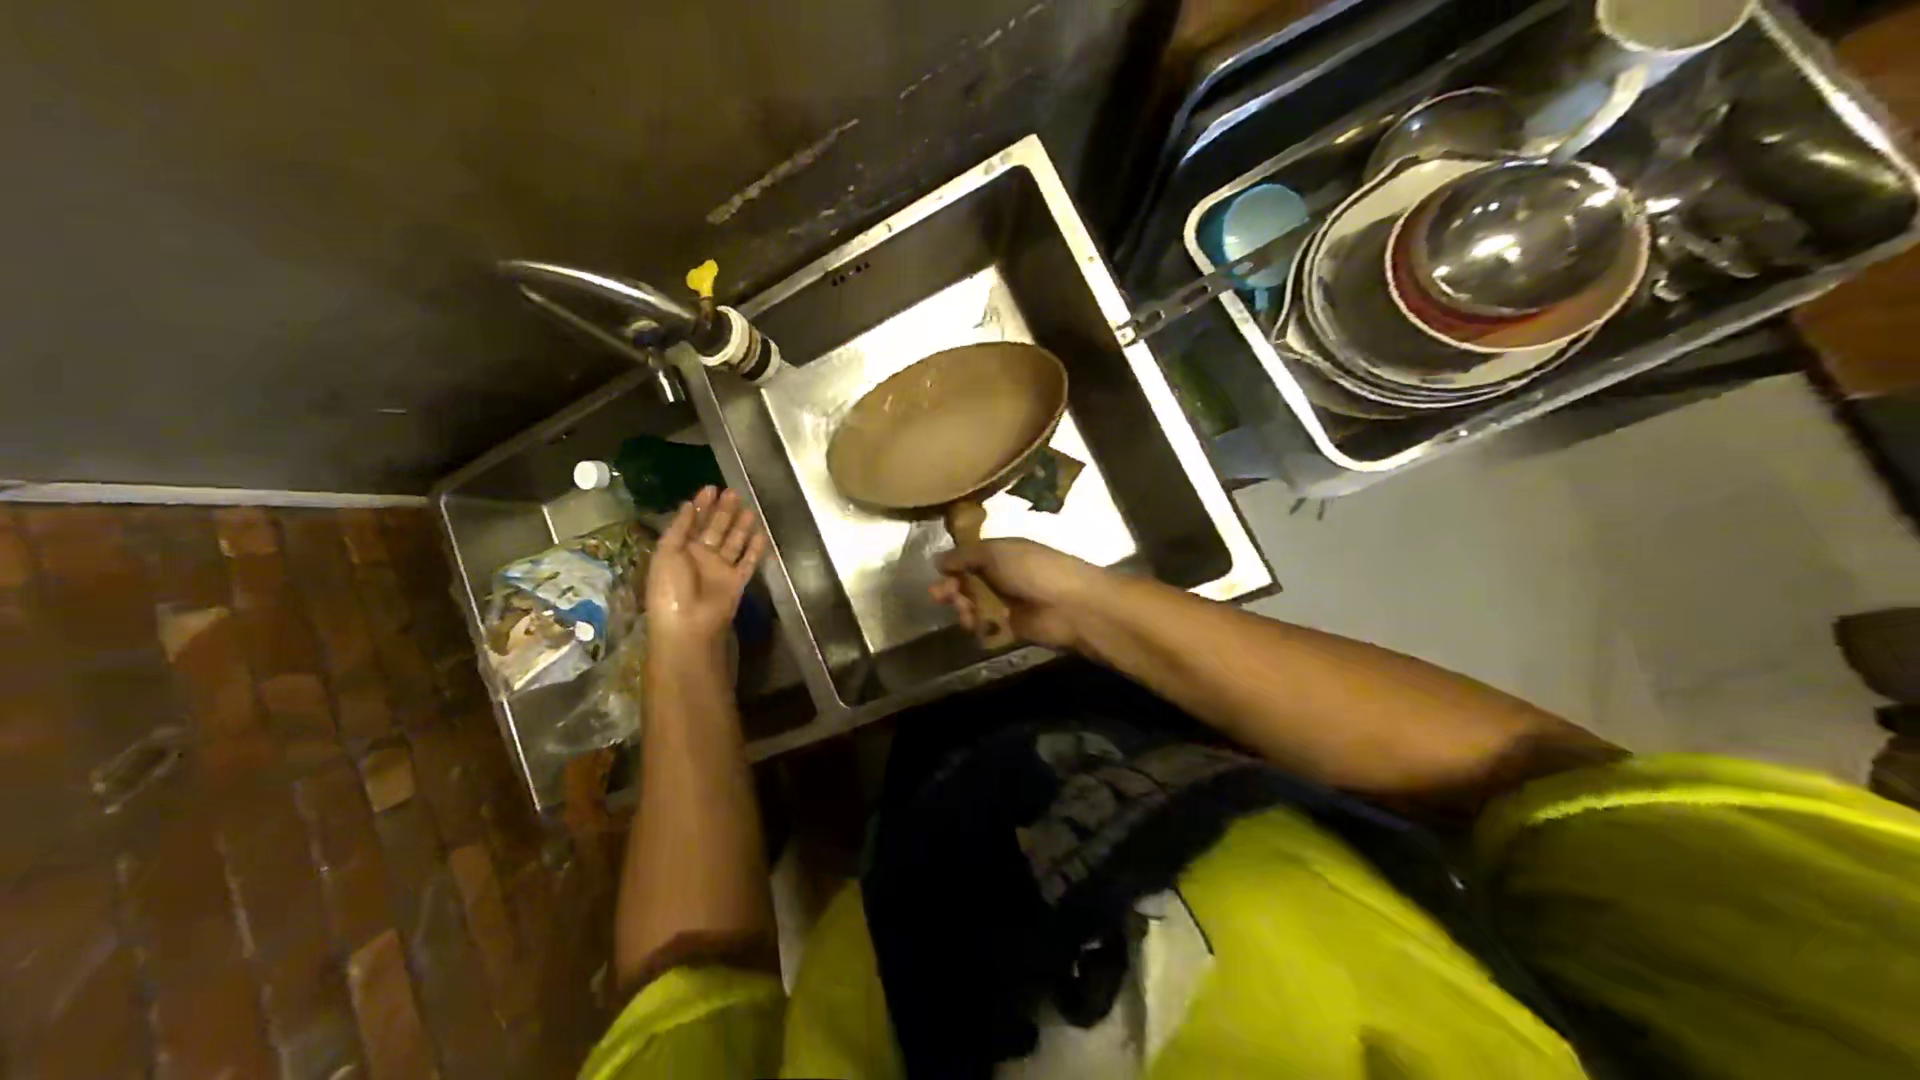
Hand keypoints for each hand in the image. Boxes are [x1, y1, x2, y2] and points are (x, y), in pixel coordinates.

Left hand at [645, 487, 766, 655]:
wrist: (688, 624)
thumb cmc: (671, 587)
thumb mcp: (667, 552)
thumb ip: (679, 528)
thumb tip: (687, 504)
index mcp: (681, 550)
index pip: (693, 522)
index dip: (702, 505)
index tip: (711, 487)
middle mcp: (702, 557)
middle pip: (715, 529)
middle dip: (724, 511)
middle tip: (734, 492)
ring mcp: (720, 569)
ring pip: (733, 542)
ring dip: (740, 525)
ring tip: (749, 508)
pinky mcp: (737, 581)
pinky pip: (748, 561)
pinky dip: (754, 548)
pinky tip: (761, 533)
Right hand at [927, 539, 1107, 650]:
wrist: (1070, 607)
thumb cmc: (1033, 570)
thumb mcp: (995, 553)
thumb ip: (964, 556)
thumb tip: (938, 560)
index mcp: (1003, 552)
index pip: (970, 557)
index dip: (953, 565)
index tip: (939, 573)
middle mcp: (1004, 575)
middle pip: (969, 582)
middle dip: (953, 589)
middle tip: (941, 596)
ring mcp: (1009, 602)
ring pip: (975, 606)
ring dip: (964, 609)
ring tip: (965, 613)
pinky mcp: (1013, 628)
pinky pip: (988, 627)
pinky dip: (979, 627)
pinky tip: (977, 627)